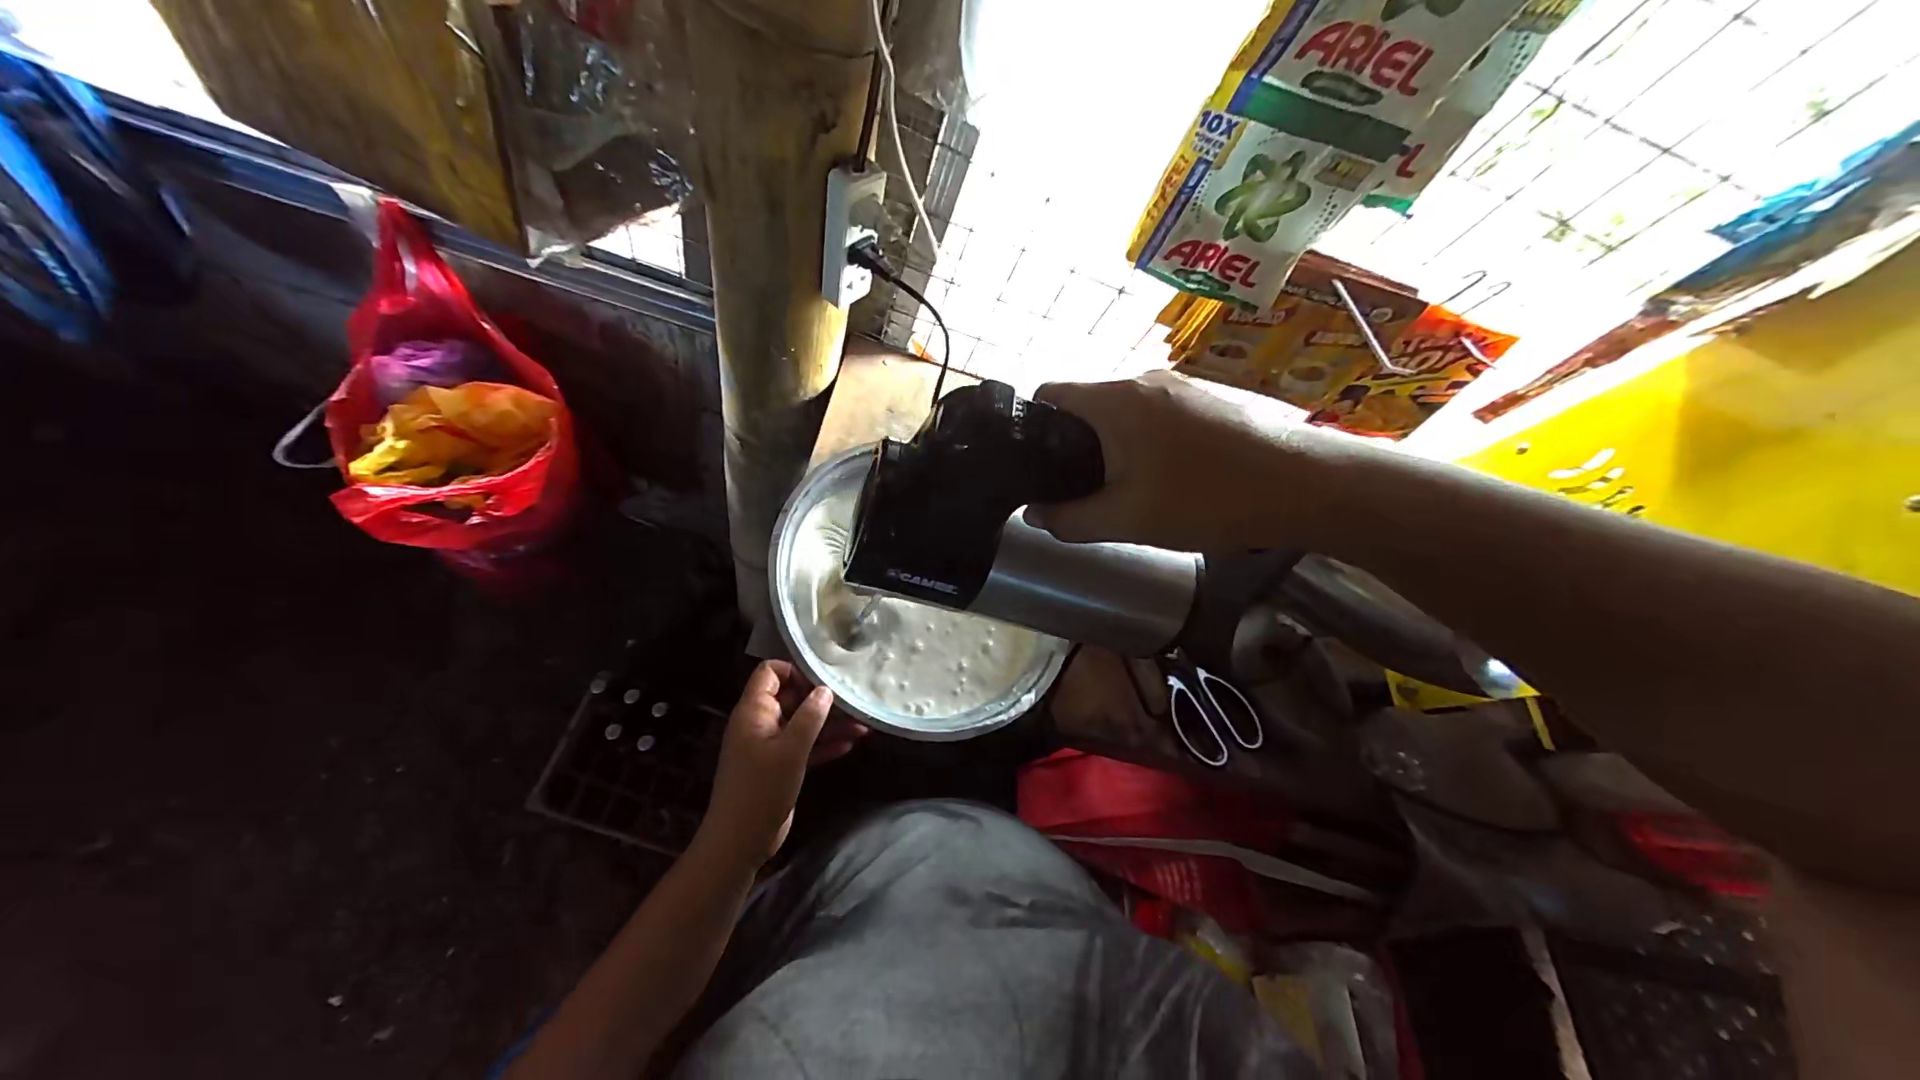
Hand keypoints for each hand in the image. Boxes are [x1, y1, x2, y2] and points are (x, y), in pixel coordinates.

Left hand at [698, 661, 851, 868]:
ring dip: (830, 724)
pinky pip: (805, 746)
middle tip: (853, 701)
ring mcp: (770, 746)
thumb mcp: (791, 749)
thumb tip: (825, 689)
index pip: (770, 672)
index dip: (796, 671)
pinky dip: (824, 744)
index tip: (823, 681)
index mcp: (753, 711)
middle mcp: (760, 723)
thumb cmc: (762, 789)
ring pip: (802, 724)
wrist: (741, 841)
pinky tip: (851, 744)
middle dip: (821, 699)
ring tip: (863, 724)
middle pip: (791, 697)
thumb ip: (810, 716)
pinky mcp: (780, 766)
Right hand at [1025, 371, 1316, 551]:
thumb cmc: (1205, 498)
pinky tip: (1169, 479)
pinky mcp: (1209, 399)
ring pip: (1125, 414)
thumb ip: (1070, 520)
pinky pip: (1158, 417)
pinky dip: (1148, 443)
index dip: (1032, 426)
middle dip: (1076, 446)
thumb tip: (1036, 515)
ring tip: (1127, 491)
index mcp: (1115, 400)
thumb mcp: (1126, 520)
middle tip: (1080, 490)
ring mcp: (1181, 386)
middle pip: (1088, 406)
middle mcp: (1145, 380)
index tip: (1034, 464)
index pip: (1051, 393)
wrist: (1303, 485)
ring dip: (1115, 448)